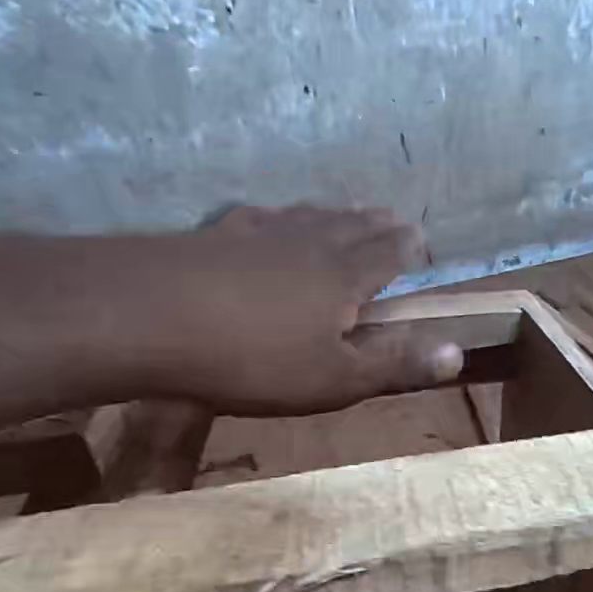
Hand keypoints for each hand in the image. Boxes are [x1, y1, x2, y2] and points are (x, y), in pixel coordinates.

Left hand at [104, 204, 462, 414]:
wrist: (134, 318)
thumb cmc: (251, 358)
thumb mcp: (335, 378)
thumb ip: (397, 364)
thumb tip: (458, 352)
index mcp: (345, 274)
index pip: (391, 251)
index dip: (412, 248)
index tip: (424, 245)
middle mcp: (308, 242)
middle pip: (354, 224)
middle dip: (380, 224)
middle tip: (397, 220)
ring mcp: (256, 233)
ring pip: (310, 215)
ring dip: (336, 214)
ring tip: (346, 213)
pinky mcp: (210, 236)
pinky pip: (260, 218)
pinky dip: (279, 217)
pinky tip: (266, 219)